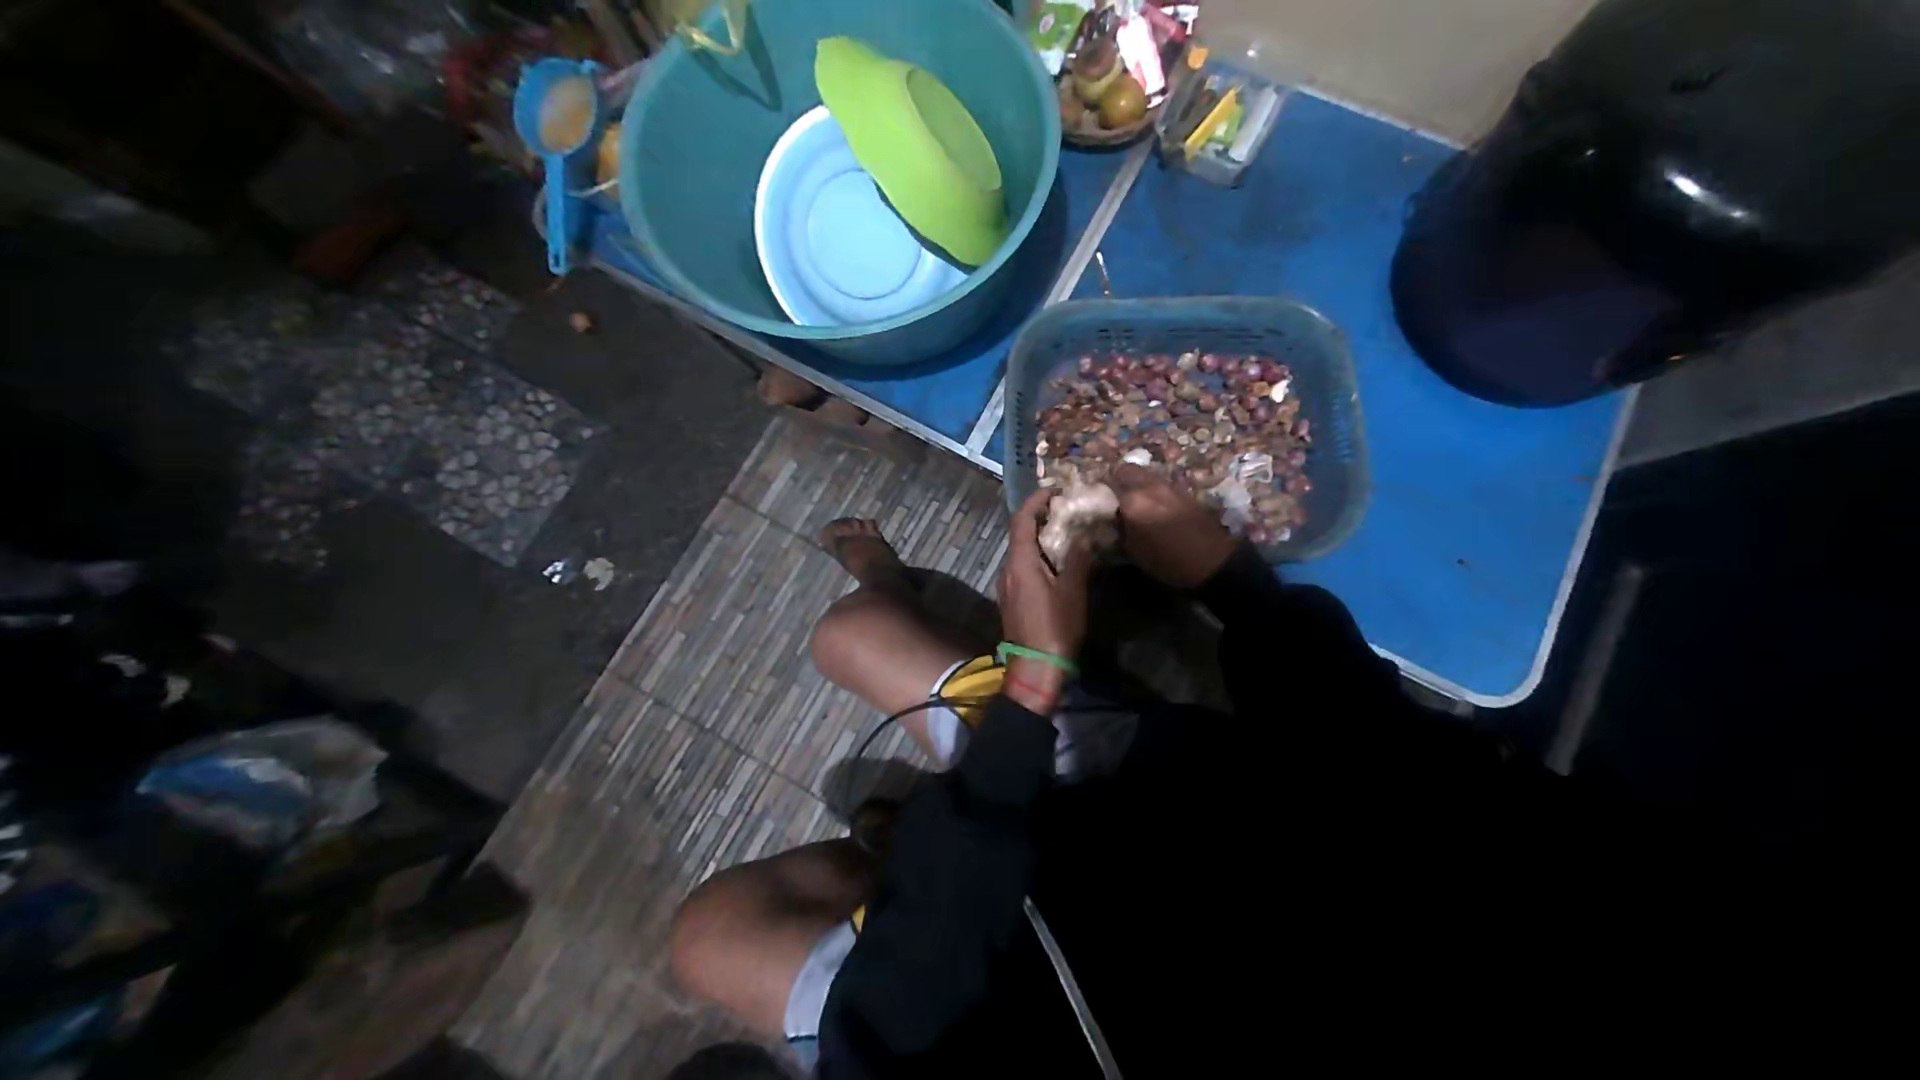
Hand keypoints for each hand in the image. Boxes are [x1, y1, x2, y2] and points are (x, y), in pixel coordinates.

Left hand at [998, 488, 1093, 711]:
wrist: (1035, 669)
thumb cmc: (1054, 628)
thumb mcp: (1072, 591)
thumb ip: (1077, 558)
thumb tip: (1083, 535)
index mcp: (1019, 562)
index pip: (1021, 520)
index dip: (1035, 501)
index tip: (1054, 490)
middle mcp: (1007, 569)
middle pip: (1019, 534)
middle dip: (1039, 518)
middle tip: (1065, 509)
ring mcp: (1006, 586)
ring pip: (1020, 552)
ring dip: (1039, 538)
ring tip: (1065, 532)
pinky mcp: (1011, 599)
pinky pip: (1022, 567)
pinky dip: (1037, 556)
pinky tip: (1056, 562)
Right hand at [1108, 464, 1237, 588]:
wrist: (1213, 562)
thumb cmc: (1168, 561)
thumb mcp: (1133, 551)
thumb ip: (1118, 529)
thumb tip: (1109, 520)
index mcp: (1133, 500)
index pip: (1107, 480)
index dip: (1099, 488)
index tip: (1097, 501)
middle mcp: (1150, 486)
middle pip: (1126, 469)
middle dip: (1117, 479)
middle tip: (1114, 498)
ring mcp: (1169, 486)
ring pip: (1145, 474)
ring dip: (1136, 484)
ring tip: (1134, 504)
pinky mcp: (1183, 491)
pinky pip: (1159, 483)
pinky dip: (1151, 490)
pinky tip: (1153, 508)